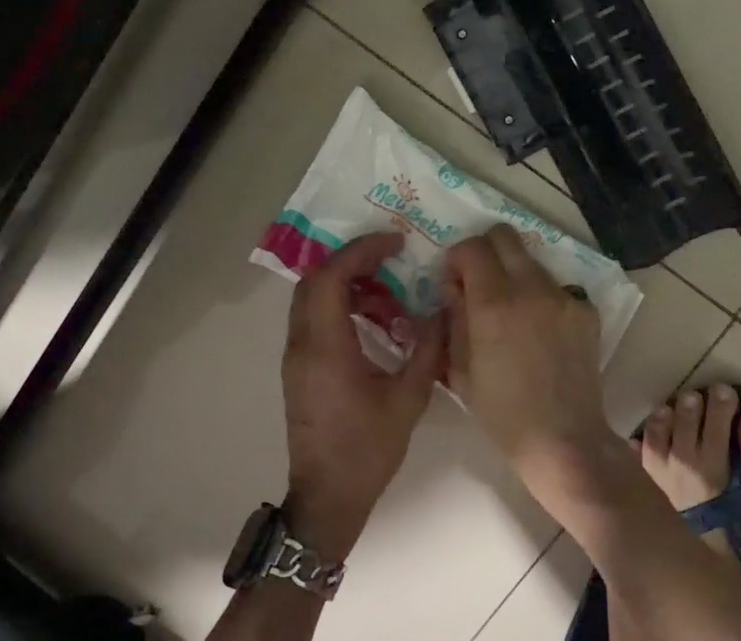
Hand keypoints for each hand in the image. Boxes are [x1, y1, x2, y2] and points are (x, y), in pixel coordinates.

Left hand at [282, 231, 442, 557]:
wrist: (327, 498)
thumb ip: (428, 348)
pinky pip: (313, 317)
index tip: (395, 242)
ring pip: (310, 298)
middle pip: (314, 280)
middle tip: (390, 254)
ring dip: (344, 279)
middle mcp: (302, 345)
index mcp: (326, 347)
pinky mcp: (299, 369)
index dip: (362, 251)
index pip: (332, 277)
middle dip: (351, 258)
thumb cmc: (367, 450)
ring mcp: (296, 357)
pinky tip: (374, 315)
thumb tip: (443, 309)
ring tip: (386, 281)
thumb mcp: (409, 399)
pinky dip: (339, 302)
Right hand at [440, 226, 616, 506]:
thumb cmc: (502, 413)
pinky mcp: (586, 309)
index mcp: (494, 304)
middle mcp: (531, 288)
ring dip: (514, 274)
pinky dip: (542, 298)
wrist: (563, 438)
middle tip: (479, 280)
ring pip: (532, 262)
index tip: (453, 279)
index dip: (457, 257)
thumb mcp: (461, 369)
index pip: (473, 248)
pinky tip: (540, 332)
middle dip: (486, 250)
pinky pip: (556, 288)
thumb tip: (455, 286)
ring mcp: (563, 296)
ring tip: (512, 313)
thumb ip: (454, 318)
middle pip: (505, 236)